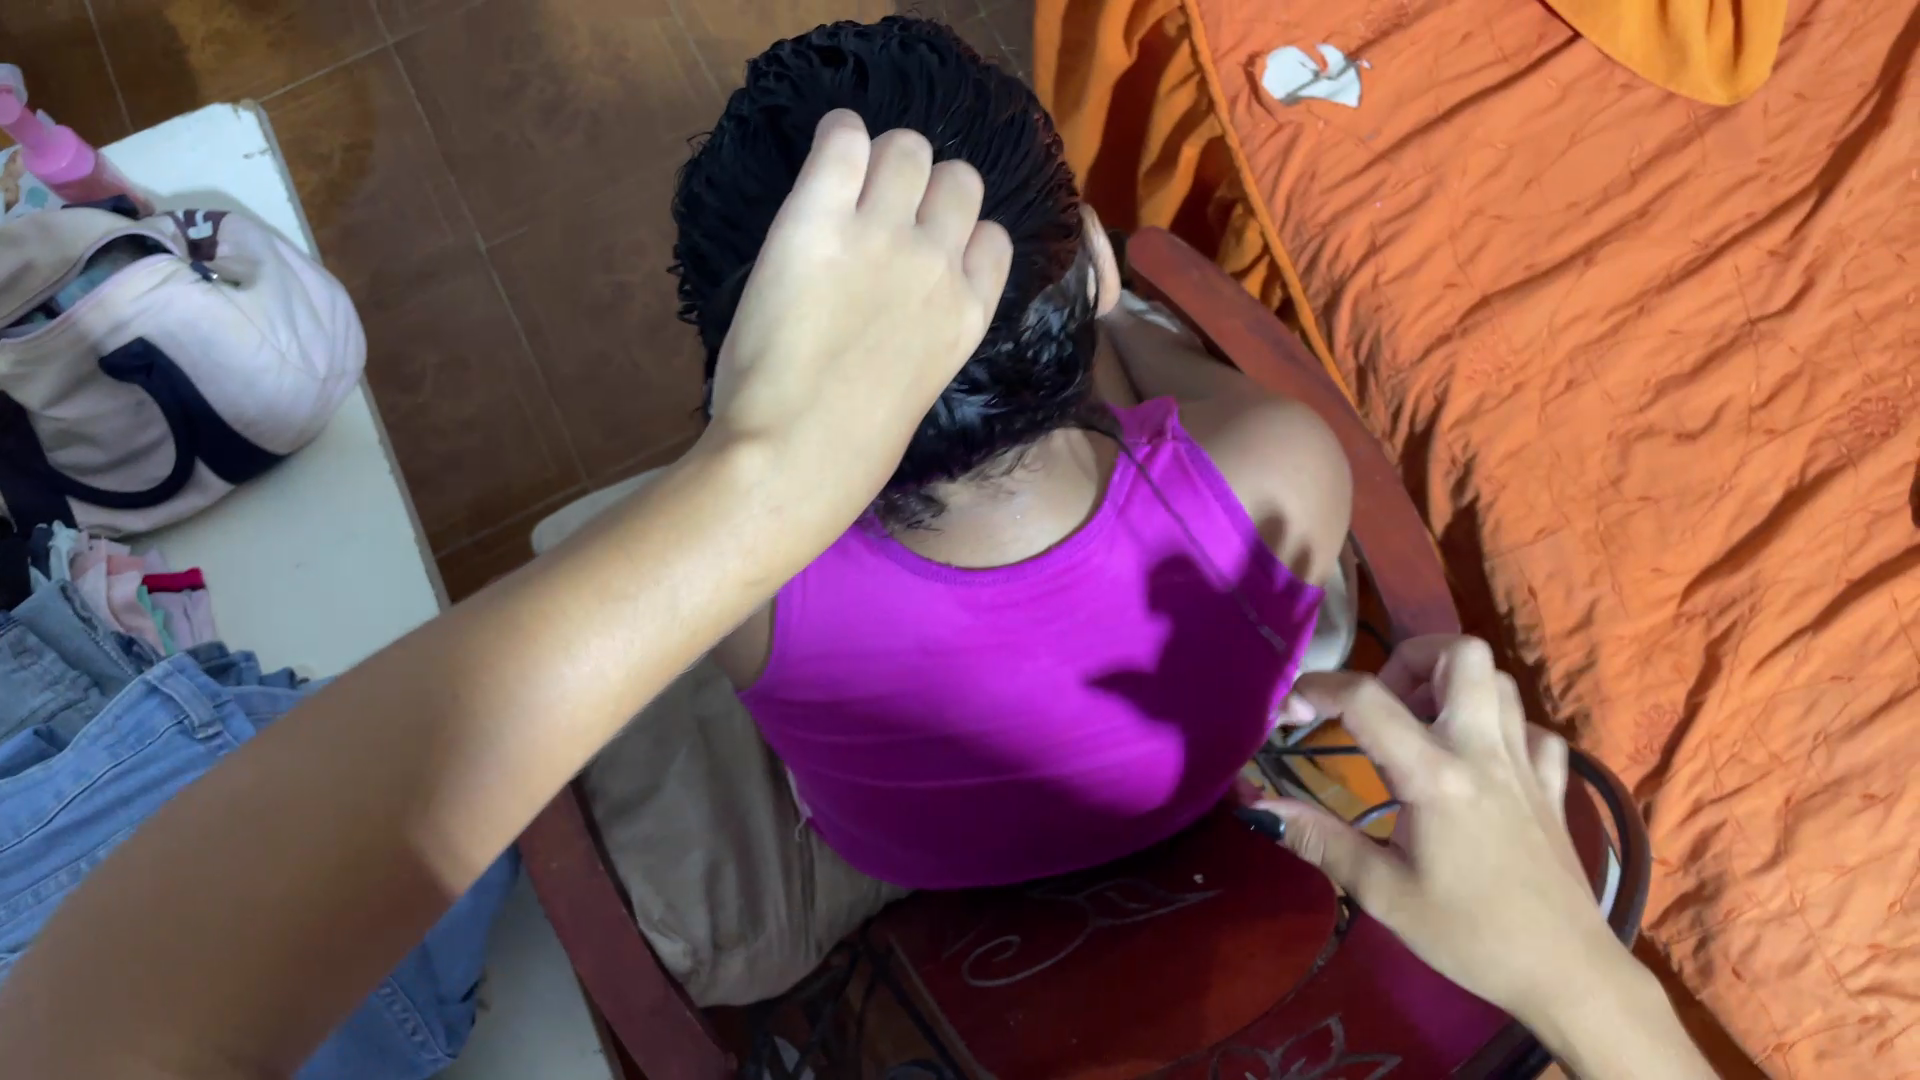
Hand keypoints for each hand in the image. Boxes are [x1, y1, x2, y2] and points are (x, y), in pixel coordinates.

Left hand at [704, 109, 1012, 518]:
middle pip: (959, 179)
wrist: (797, 453)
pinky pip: (844, 136)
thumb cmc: (854, 447)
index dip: (959, 237)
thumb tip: (897, 311)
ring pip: (908, 147)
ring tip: (849, 190)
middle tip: (882, 217)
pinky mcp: (819, 218)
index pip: (993, 238)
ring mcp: (882, 235)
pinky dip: (838, 139)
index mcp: (969, 315)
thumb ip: (925, 335)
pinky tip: (823, 169)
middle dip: (925, 191)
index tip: (928, 252)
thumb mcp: (918, 390)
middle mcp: (939, 263)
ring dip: (884, 160)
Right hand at [1261, 636, 1620, 1019]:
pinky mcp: (1552, 785)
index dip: (1316, 689)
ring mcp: (1526, 764)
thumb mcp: (1380, 891)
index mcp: (1436, 776)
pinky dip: (1495, 725)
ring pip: (1498, 680)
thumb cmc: (1470, 935)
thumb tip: (1254, 804)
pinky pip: (1529, 727)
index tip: (1288, 713)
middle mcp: (1484, 752)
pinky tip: (1472, 757)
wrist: (1571, 978)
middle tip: (1379, 704)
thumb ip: (1316, 838)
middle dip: (1407, 659)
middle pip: (1460, 653)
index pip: (1366, 698)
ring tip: (1416, 724)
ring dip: (1449, 685)